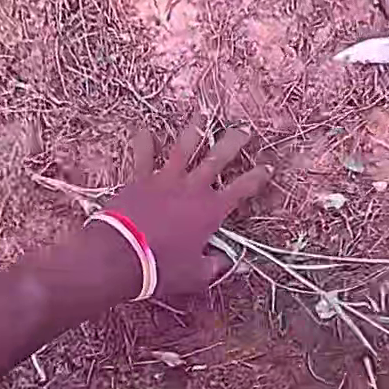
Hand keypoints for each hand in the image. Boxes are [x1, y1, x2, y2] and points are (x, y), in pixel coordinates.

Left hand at [94, 117, 271, 297]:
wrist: (121, 256)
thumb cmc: (162, 268)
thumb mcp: (196, 275)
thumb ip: (215, 265)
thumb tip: (229, 262)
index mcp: (211, 210)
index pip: (242, 189)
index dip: (257, 177)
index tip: (267, 167)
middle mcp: (193, 188)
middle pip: (218, 158)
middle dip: (233, 142)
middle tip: (244, 129)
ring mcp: (165, 179)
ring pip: (184, 147)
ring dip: (195, 129)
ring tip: (202, 113)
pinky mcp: (140, 179)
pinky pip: (143, 155)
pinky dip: (144, 142)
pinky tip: (144, 130)